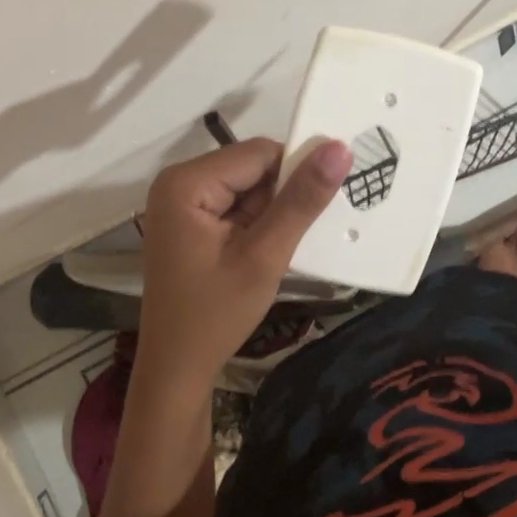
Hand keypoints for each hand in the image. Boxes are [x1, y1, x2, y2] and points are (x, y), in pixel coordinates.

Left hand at [137, 137, 351, 376]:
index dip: (296, 172)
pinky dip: (259, 225)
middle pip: (252, 167)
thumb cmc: (215, 314)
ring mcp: (182, 204)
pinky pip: (236, 207)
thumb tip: (340, 149)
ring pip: (248, 188)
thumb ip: (300, 201)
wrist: (176, 367)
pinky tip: (270, 252)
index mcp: (187, 182)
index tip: (324, 203)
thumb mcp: (264, 256)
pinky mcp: (191, 224)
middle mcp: (179, 182)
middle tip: (304, 233)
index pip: (259, 152)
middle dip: (283, 196)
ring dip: (273, 213)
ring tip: (283, 249)